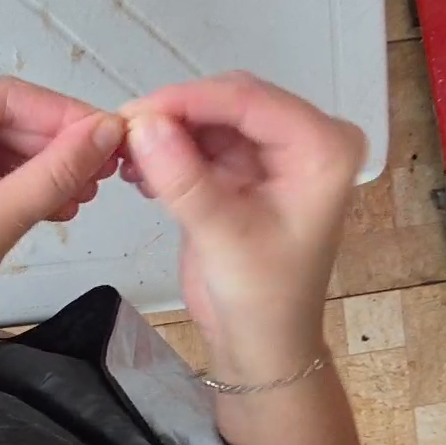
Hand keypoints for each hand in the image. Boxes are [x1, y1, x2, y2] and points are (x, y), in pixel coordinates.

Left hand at [0, 78, 125, 354]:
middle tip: (104, 168)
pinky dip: (18, 185)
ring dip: (41, 168)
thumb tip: (110, 131)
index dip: (61, 114)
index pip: (0, 97)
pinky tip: (57, 204)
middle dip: (53, 145)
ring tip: (86, 192)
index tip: (109, 133)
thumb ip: (56, 171)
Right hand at [118, 72, 365, 382]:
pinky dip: (167, 153)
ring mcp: (270, 156)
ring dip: (165, 134)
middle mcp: (302, 141)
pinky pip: (199, 146)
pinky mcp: (241, 174)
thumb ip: (183, 178)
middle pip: (229, 103)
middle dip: (175, 115)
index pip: (250, 101)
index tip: (134, 112)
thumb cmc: (261, 298)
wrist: (259, 343)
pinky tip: (140, 173)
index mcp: (322, 147)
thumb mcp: (223, 236)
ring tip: (125, 157)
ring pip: (209, 121)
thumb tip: (142, 124)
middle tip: (123, 134)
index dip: (189, 100)